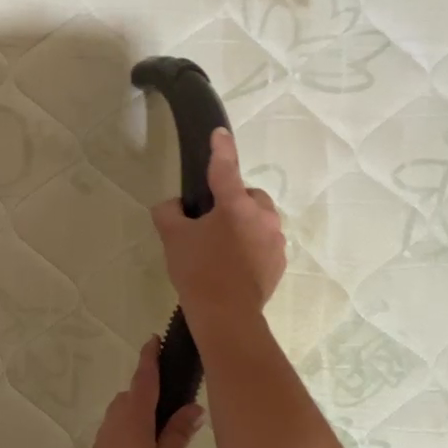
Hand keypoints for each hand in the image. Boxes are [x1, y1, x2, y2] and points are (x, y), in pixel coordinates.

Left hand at [75, 337, 205, 447]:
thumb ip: (179, 433)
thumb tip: (194, 407)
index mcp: (133, 416)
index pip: (143, 378)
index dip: (149, 358)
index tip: (155, 339)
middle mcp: (116, 418)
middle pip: (134, 393)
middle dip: (153, 389)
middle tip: (181, 395)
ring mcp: (106, 434)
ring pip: (126, 410)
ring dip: (144, 409)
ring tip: (172, 424)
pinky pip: (121, 426)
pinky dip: (136, 424)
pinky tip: (153, 444)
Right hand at [151, 128, 285, 328]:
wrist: (226, 314)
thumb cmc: (197, 270)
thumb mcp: (172, 238)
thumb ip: (168, 213)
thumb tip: (173, 205)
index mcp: (234, 204)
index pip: (225, 168)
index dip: (221, 149)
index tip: (220, 133)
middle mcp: (261, 215)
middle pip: (246, 196)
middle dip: (230, 203)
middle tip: (207, 223)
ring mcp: (275, 239)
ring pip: (257, 220)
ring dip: (241, 225)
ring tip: (219, 248)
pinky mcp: (279, 261)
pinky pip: (263, 242)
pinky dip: (249, 246)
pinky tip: (231, 264)